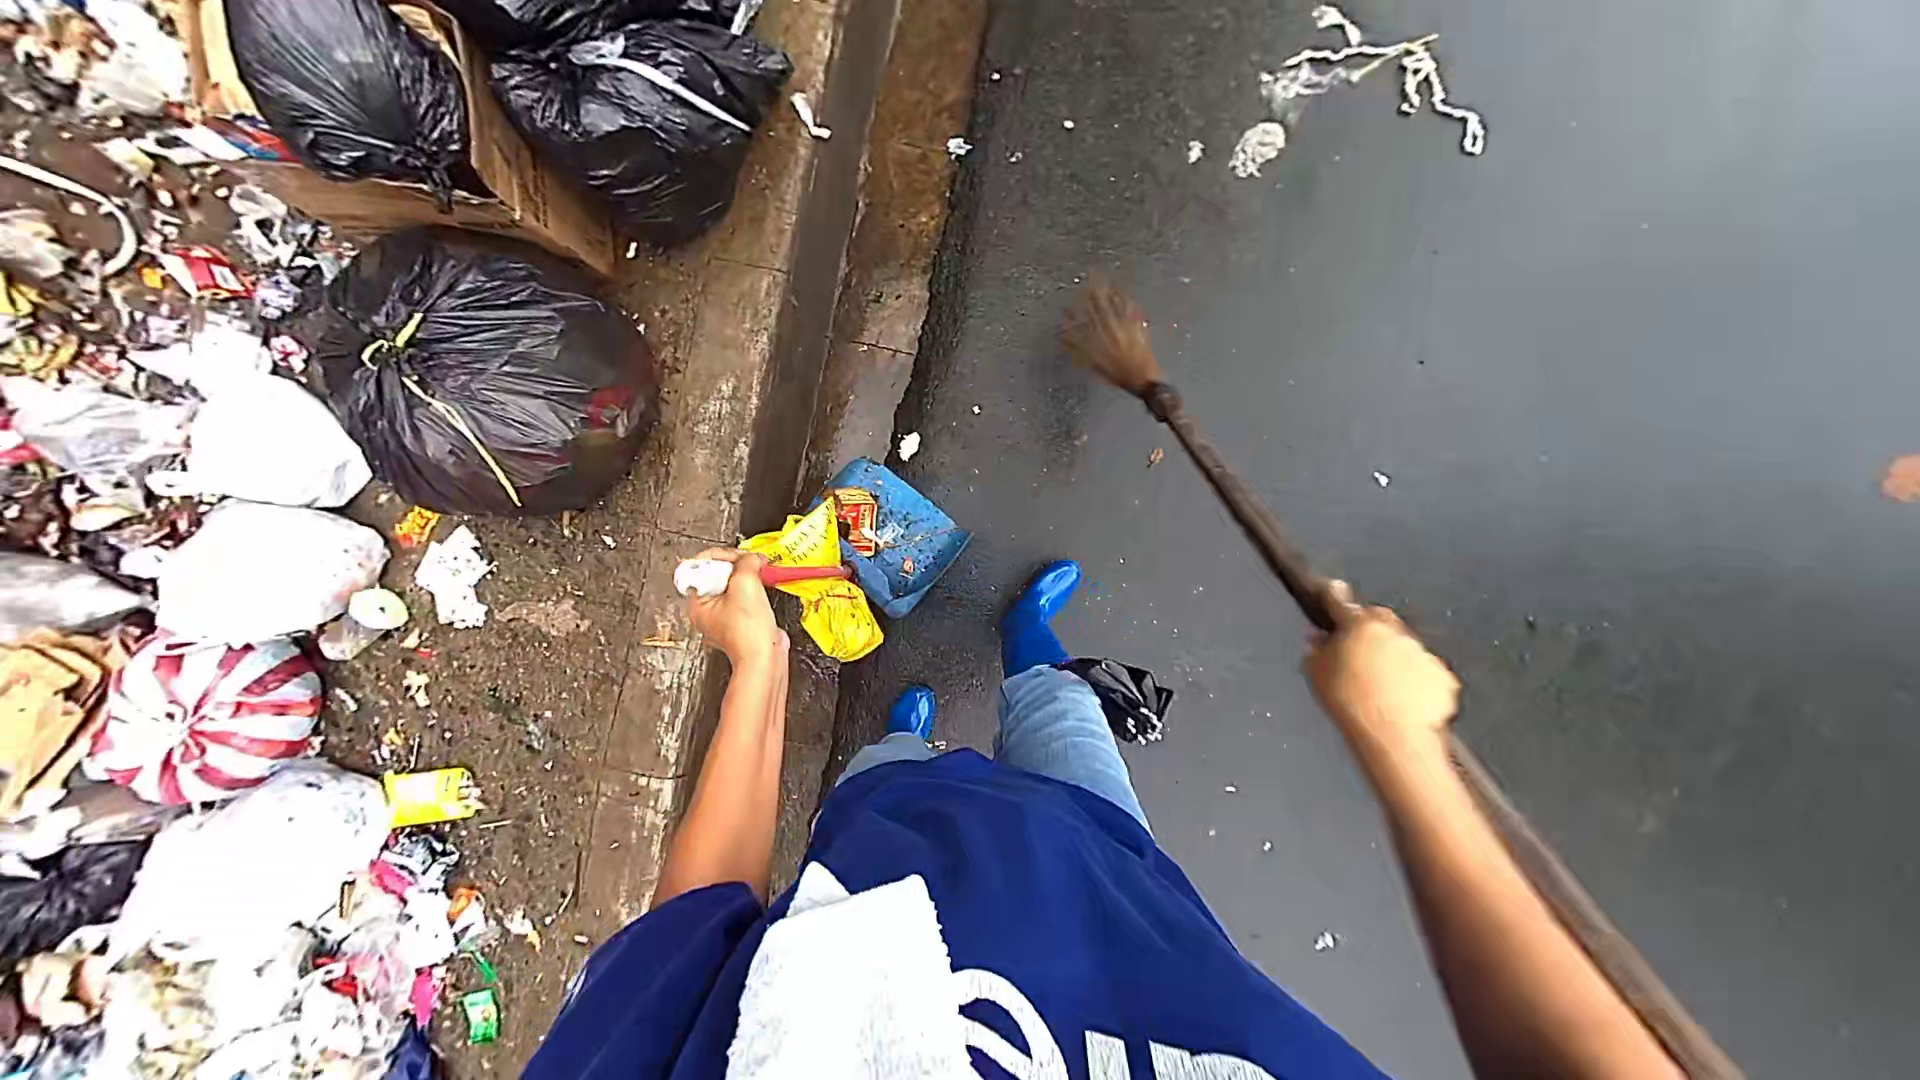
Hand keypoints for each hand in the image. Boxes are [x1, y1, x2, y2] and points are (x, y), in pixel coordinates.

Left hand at [683, 549, 783, 664]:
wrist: (765, 658)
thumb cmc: (748, 634)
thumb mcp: (745, 584)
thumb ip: (747, 563)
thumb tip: (753, 557)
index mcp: (697, 603)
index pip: (700, 566)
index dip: (720, 556)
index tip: (738, 556)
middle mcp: (707, 610)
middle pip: (718, 574)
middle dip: (738, 566)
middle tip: (751, 565)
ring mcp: (725, 616)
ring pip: (733, 585)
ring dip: (749, 578)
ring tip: (759, 577)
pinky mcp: (742, 620)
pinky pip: (745, 597)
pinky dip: (755, 590)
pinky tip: (763, 591)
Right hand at [1304, 581, 1460, 754]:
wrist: (1394, 738)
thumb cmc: (1350, 704)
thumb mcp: (1316, 673)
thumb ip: (1316, 649)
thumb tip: (1318, 639)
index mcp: (1359, 626)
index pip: (1340, 602)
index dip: (1332, 594)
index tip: (1331, 587)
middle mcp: (1394, 633)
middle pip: (1378, 617)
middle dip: (1367, 626)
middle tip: (1354, 647)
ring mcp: (1421, 653)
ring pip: (1402, 644)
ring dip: (1390, 654)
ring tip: (1376, 682)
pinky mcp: (1441, 676)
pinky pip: (1422, 669)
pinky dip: (1411, 676)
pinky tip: (1398, 696)